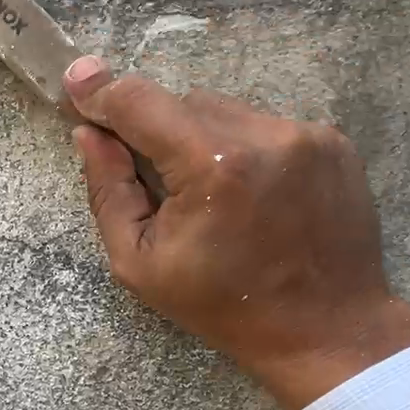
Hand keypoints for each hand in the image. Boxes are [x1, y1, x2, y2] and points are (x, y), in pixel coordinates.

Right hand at [62, 56, 409, 409]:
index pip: (142, 104)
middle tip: (153, 180)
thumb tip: (87, 135)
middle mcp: (265, 135)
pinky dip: (241, 147)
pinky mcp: (334, 140)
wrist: (322, 327)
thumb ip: (108, 192)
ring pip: (225, 110)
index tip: (76, 81)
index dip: (103, 91)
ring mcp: (307, 134)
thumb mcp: (138, 263)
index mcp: (212, 168)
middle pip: (184, 102)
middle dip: (157, 130)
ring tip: (209, 196)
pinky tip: (247, 194)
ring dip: (199, 138)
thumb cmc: (218, 304)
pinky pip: (264, 125)